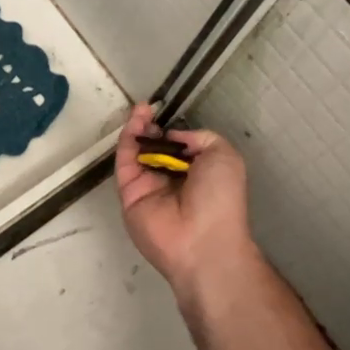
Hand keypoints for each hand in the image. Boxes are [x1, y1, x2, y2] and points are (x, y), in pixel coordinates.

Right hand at [114, 104, 257, 296]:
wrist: (202, 239)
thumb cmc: (220, 197)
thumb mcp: (224, 155)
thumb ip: (200, 138)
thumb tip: (174, 136)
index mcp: (197, 174)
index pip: (178, 148)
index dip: (172, 131)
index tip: (167, 114)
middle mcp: (171, 180)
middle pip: (155, 148)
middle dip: (152, 128)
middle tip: (149, 109)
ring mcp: (148, 187)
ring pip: (138, 152)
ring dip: (138, 128)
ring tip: (141, 110)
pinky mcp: (129, 194)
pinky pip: (125, 162)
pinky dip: (127, 140)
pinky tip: (135, 121)